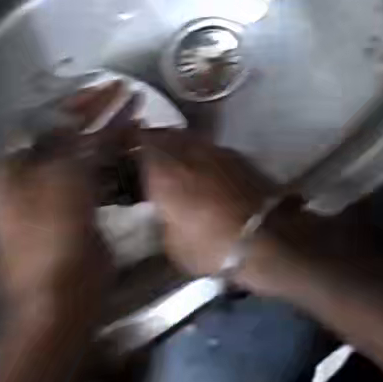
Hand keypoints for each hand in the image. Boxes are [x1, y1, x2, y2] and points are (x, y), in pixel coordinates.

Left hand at [0, 83, 135, 332]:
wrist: (58, 302)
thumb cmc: (53, 235)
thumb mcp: (64, 175)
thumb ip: (77, 138)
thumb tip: (90, 112)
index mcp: (6, 172)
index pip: (42, 122)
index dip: (77, 102)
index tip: (110, 87)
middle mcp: (19, 185)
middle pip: (61, 137)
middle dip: (95, 115)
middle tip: (127, 94)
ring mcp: (44, 204)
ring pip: (78, 156)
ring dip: (106, 134)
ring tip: (137, 113)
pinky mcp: (68, 219)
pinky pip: (89, 177)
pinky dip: (109, 160)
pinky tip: (133, 147)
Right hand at [136, 129, 281, 281]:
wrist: (264, 234)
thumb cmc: (211, 246)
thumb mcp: (171, 242)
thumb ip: (161, 216)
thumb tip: (162, 207)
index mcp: (164, 173)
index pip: (138, 144)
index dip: (127, 141)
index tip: (118, 143)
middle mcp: (188, 153)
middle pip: (164, 135)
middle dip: (151, 138)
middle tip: (141, 148)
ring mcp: (215, 150)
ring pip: (187, 137)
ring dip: (176, 142)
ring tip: (169, 155)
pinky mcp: (236, 155)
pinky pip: (207, 146)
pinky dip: (197, 151)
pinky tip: (197, 164)